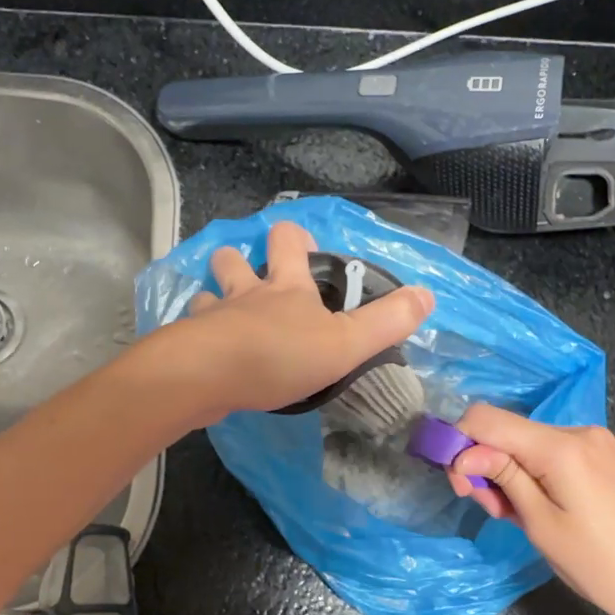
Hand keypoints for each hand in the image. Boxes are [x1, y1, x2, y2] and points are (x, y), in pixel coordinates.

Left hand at [155, 221, 434, 422]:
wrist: (207, 377)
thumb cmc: (279, 355)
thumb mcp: (346, 343)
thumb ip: (386, 322)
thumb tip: (427, 294)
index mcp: (285, 288)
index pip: (288, 241)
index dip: (294, 237)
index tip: (301, 246)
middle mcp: (245, 294)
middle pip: (233, 258)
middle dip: (238, 260)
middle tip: (248, 275)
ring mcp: (211, 318)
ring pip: (206, 295)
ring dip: (212, 299)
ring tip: (220, 315)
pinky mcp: (187, 347)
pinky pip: (189, 334)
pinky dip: (195, 338)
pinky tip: (202, 354)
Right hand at [446, 404, 614, 614]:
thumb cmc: (599, 564)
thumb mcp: (540, 523)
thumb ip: (502, 478)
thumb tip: (463, 453)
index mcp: (560, 446)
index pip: (486, 419)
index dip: (459, 444)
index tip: (459, 486)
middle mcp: (577, 432)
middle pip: (506, 430)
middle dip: (483, 464)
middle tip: (488, 510)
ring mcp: (593, 443)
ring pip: (525, 444)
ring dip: (506, 473)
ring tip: (513, 516)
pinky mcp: (601, 458)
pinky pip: (549, 454)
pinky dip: (530, 474)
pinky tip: (535, 508)